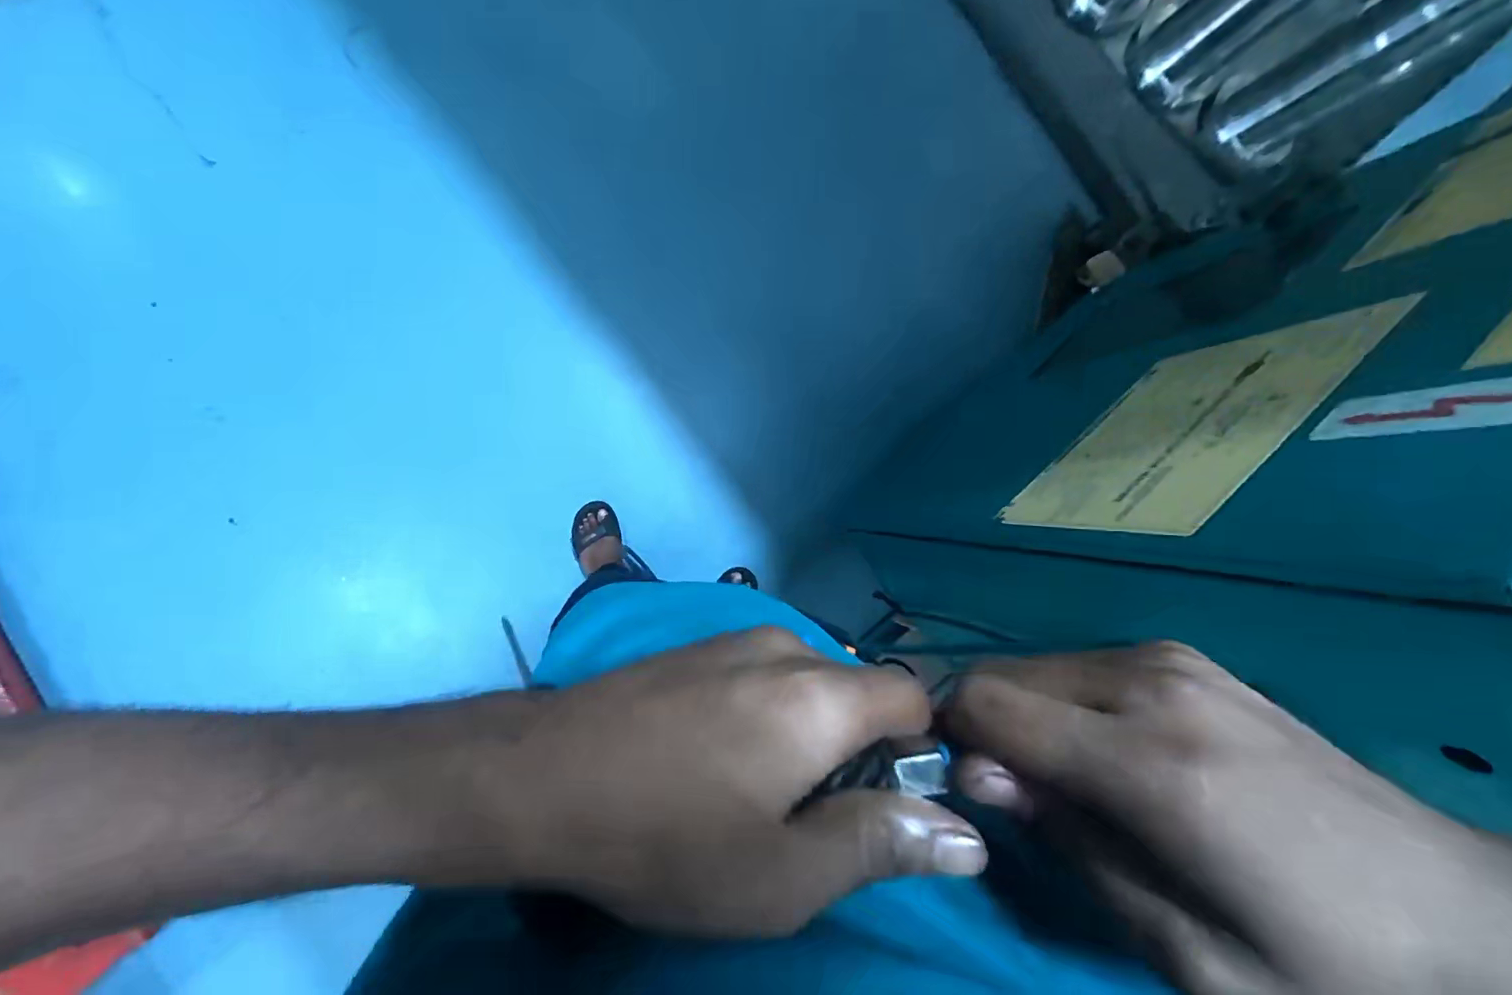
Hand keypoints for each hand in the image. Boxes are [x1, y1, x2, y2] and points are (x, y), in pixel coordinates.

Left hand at [483, 626, 986, 936]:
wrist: (543, 773)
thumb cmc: (667, 837)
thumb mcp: (783, 874)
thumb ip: (881, 844)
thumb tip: (967, 835)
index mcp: (820, 694)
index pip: (912, 696)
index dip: (915, 752)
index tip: (881, 805)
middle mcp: (785, 646)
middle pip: (858, 688)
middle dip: (856, 746)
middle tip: (806, 811)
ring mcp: (733, 637)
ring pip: (807, 679)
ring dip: (806, 728)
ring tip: (752, 785)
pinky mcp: (696, 644)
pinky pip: (762, 671)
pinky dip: (765, 709)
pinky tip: (712, 751)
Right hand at [941, 641, 1511, 994]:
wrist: (1475, 922)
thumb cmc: (1331, 967)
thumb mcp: (1190, 953)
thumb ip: (1072, 846)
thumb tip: (979, 773)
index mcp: (1150, 762)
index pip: (988, 705)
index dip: (950, 738)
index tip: (963, 789)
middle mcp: (1152, 684)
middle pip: (1004, 674)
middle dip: (980, 725)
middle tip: (1007, 794)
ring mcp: (1174, 660)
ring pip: (1038, 664)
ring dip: (1021, 712)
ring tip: (1056, 777)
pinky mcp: (1190, 658)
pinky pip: (1082, 664)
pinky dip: (1061, 700)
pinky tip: (1101, 750)